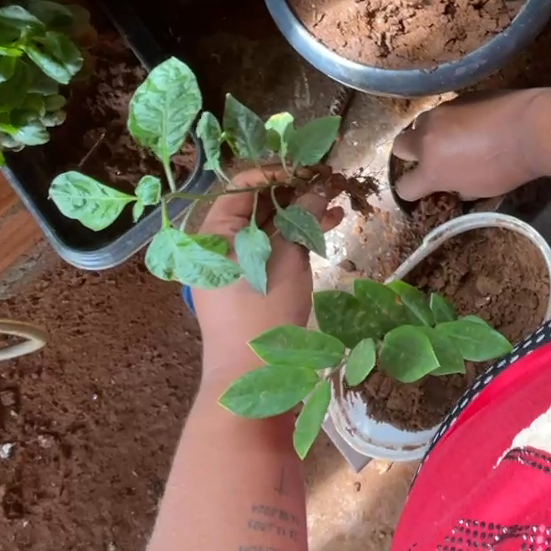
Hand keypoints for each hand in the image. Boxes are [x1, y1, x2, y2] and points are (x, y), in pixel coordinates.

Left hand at [189, 168, 342, 385]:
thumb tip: (322, 185)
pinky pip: (272, 247)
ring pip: (269, 225)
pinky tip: (328, 226)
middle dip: (296, 191)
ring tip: (337, 204)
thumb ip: (302, 216)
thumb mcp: (287, 258)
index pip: (243, 186)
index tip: (312, 171)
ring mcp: (234, 264)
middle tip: (329, 183)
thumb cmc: (262, 311)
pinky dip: (296, 235)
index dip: (279, 173)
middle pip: (257, 204)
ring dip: (301, 212)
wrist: (251, 378)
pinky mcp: (249, 280)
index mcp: (213, 235)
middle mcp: (218, 244)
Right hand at [391, 89, 550, 200]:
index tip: (423, 191)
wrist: (531, 127)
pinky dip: (451, 120)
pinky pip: (444, 110)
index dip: (412, 192)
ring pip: (420, 122)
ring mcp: (442, 113)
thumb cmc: (508, 167)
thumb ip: (458, 186)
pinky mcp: (458, 97)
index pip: (404, 187)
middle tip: (431, 159)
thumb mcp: (481, 189)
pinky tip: (473, 123)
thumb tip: (455, 183)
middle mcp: (428, 138)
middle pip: (399, 145)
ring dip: (429, 133)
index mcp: (431, 169)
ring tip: (451, 138)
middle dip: (410, 154)